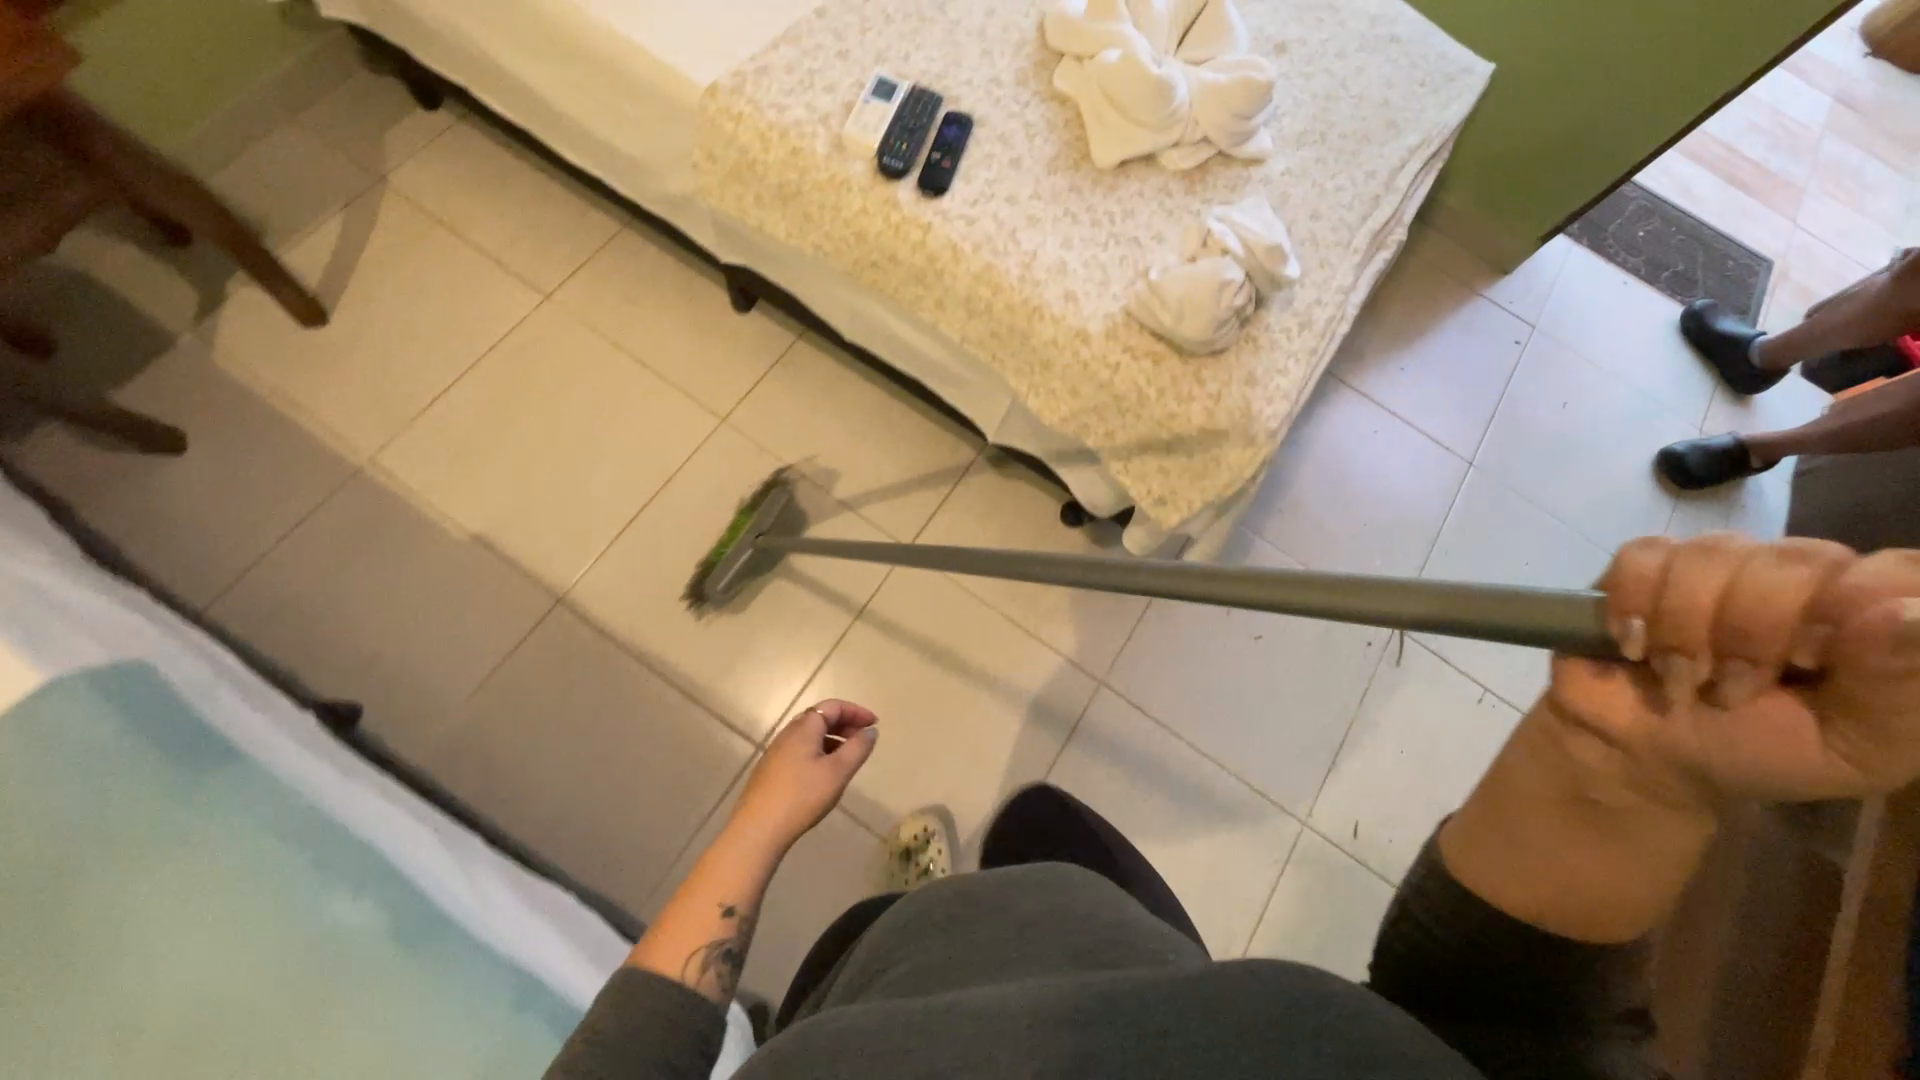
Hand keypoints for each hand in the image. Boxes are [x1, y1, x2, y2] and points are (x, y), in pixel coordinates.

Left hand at [725, 700, 878, 853]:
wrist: (758, 828)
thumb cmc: (802, 796)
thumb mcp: (838, 772)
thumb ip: (858, 748)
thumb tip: (871, 731)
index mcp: (804, 728)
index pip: (833, 706)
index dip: (856, 711)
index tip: (874, 724)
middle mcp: (788, 734)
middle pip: (820, 718)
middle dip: (845, 723)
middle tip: (864, 739)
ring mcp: (776, 751)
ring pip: (809, 735)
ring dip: (832, 739)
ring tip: (848, 757)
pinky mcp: (771, 769)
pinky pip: (800, 750)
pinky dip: (819, 751)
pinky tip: (824, 773)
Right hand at [1554, 534, 1919, 807]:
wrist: (1638, 756)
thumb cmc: (1754, 755)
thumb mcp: (1849, 750)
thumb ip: (1895, 688)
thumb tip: (1907, 613)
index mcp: (1870, 618)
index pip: (1894, 570)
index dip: (1854, 601)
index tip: (1808, 659)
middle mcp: (1803, 578)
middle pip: (1792, 560)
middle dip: (1748, 634)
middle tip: (1729, 690)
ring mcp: (1719, 566)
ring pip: (1710, 555)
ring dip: (1682, 631)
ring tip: (1679, 677)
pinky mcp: (1643, 568)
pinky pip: (1643, 557)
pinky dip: (1632, 606)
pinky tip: (1633, 644)